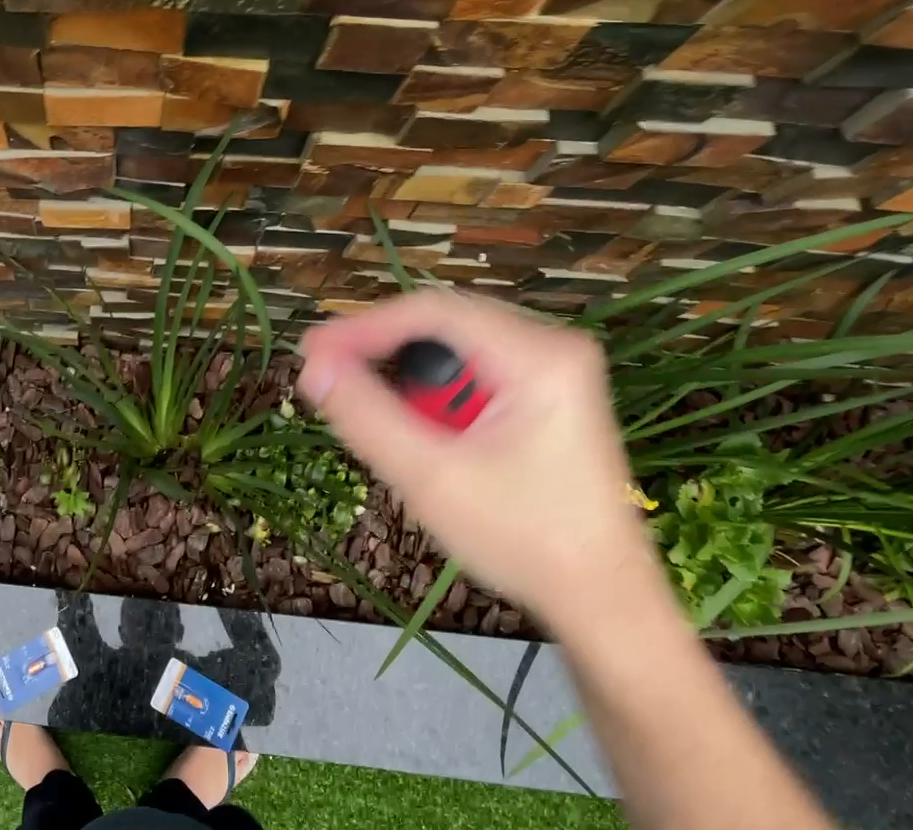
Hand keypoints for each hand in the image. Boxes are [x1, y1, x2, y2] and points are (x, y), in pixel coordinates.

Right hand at [296, 291, 661, 629]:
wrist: (601, 599)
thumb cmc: (523, 540)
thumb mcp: (429, 476)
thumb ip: (364, 415)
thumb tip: (312, 366)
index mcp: (538, 357)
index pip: (429, 312)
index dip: (361, 328)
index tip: (311, 352)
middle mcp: (552, 347)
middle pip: (442, 324)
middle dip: (381, 352)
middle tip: (330, 380)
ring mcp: (554, 370)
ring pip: (453, 348)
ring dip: (408, 378)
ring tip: (375, 417)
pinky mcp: (548, 394)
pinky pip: (472, 371)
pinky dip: (433, 394)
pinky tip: (418, 430)